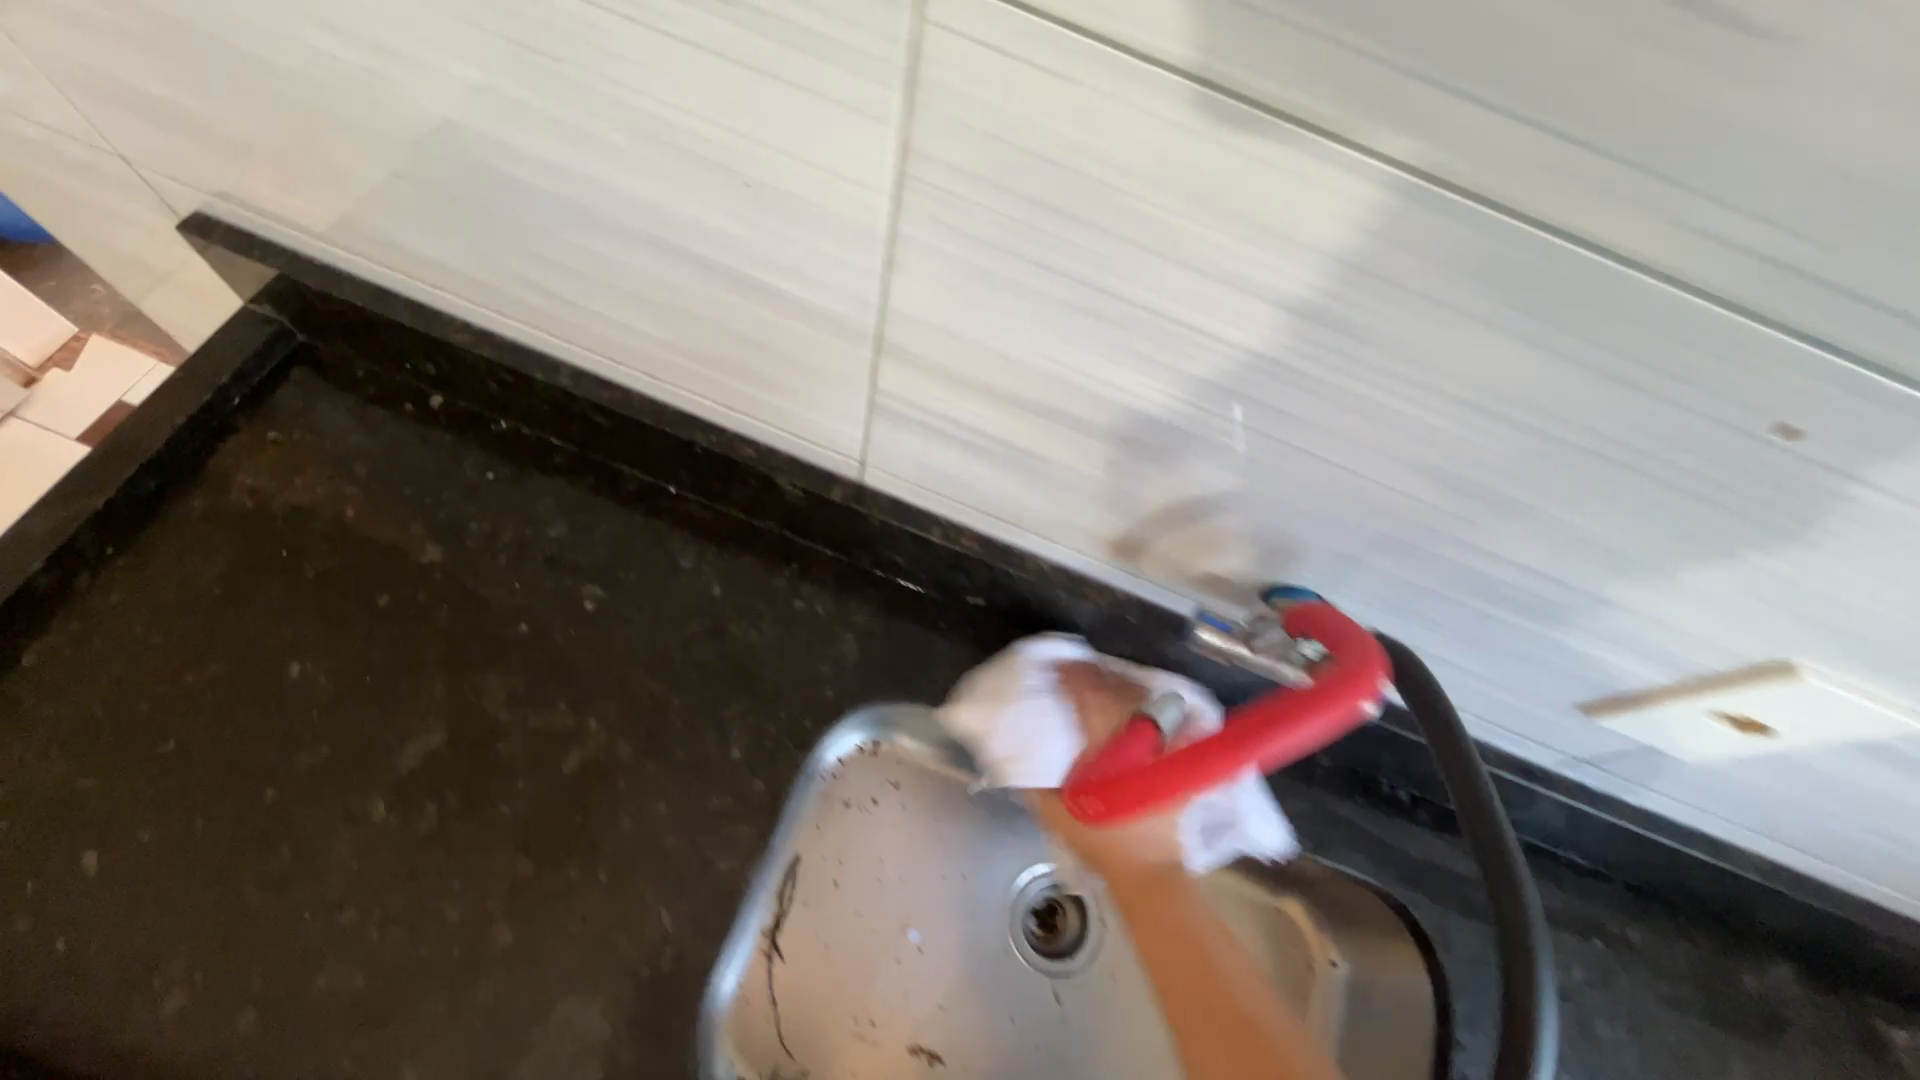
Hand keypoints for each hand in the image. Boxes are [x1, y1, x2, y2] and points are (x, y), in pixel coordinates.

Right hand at [1026, 661, 1188, 881]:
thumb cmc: (1101, 843)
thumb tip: (1016, 765)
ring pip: (1147, 702)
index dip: (1074, 677)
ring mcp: (1163, 749)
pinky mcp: (1179, 761)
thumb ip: (1034, 788)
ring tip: (1107, 678)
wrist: (1148, 872)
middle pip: (1120, 693)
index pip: (1090, 699)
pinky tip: (1148, 702)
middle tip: (1080, 667)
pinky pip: (1174, 722)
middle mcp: (1136, 741)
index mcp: (1105, 749)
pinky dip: (1161, 707)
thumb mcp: (1056, 817)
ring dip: (1125, 685)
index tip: (1059, 667)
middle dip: (1099, 675)